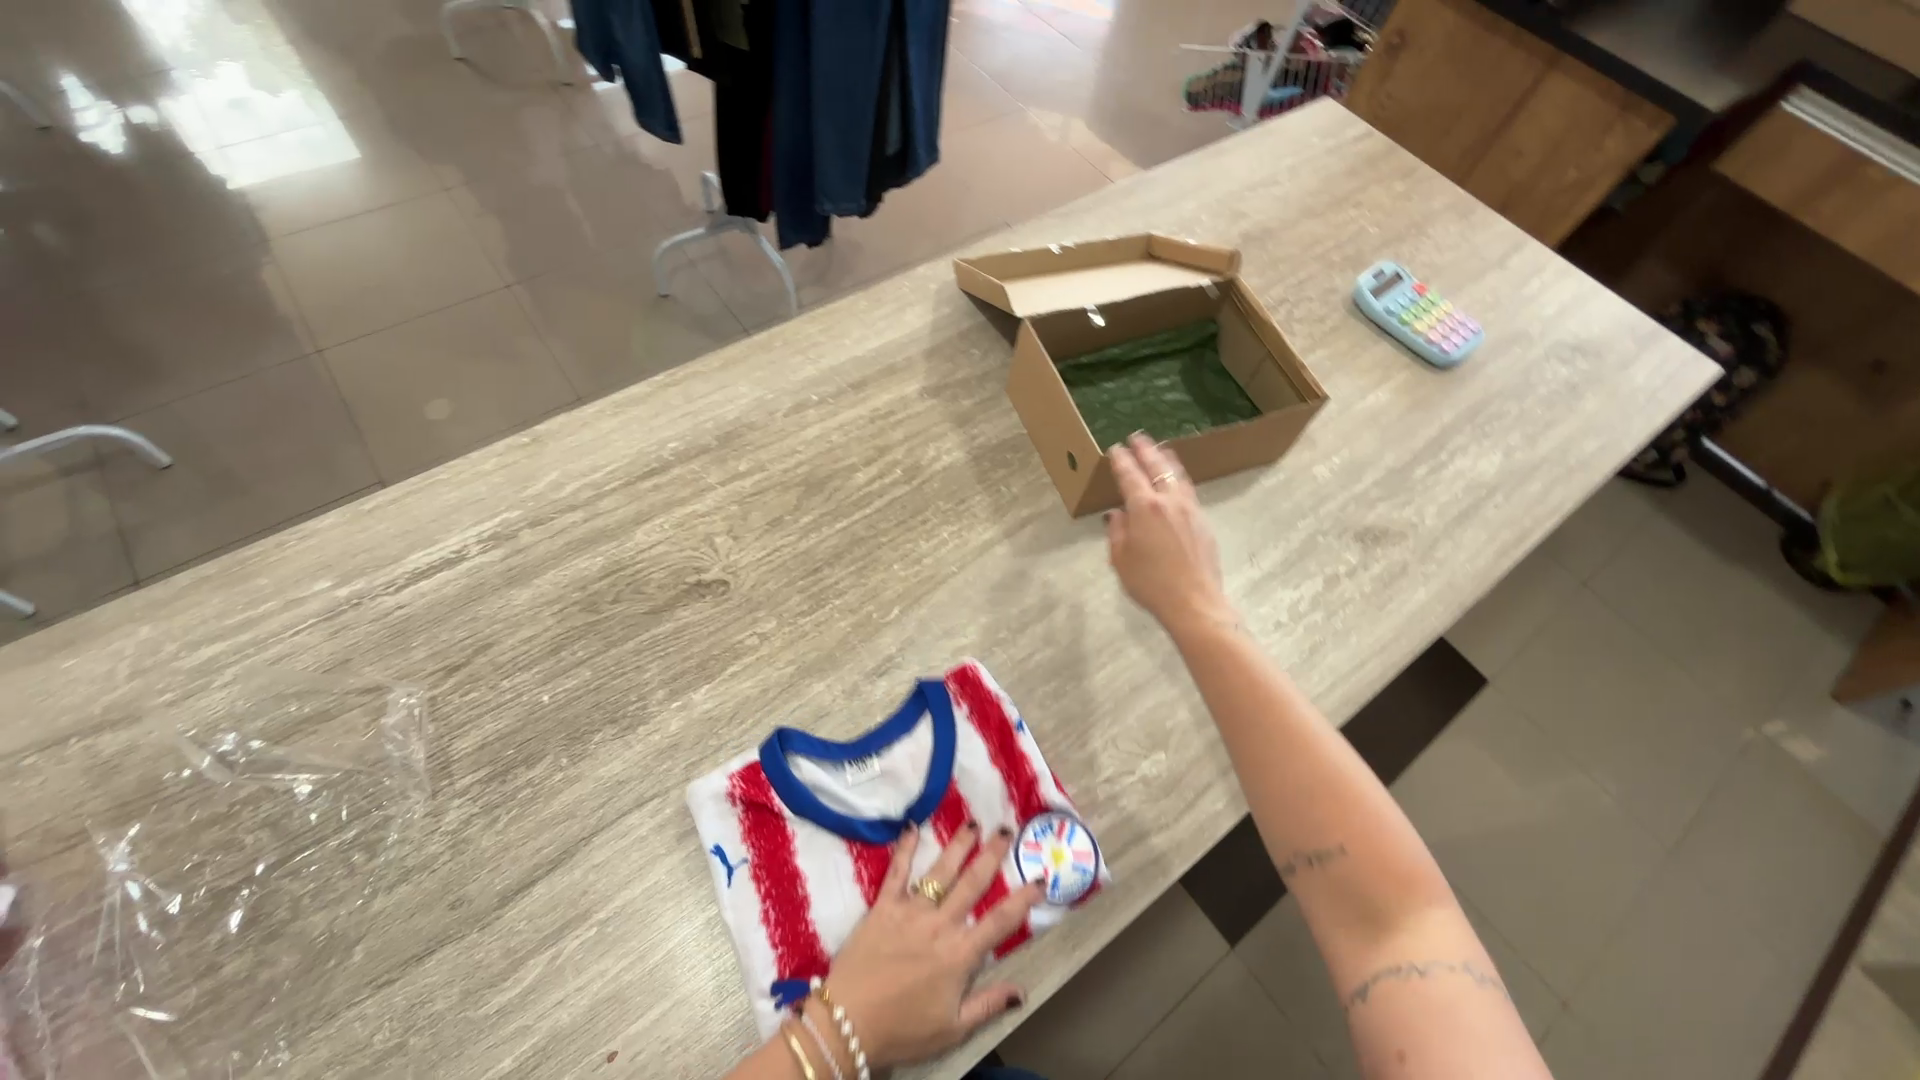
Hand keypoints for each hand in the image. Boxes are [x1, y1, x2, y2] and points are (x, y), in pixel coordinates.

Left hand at [820, 825, 1042, 1068]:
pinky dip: (904, 849)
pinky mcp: (883, 907)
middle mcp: (940, 925)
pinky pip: (896, 873)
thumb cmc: (903, 1029)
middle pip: (972, 884)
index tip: (1039, 878)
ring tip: (972, 823)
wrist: (847, 1023)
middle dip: (991, 855)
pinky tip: (911, 828)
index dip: (1023, 899)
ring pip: (940, 871)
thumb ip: (988, 1005)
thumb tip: (1022, 991)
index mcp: (960, 955)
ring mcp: (911, 912)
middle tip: (1005, 831)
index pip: (1000, 921)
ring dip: (958, 845)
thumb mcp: (953, 1029)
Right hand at [1105, 433, 1235, 633]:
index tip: (1115, 449)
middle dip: (1146, 451)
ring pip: (1177, 476)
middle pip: (1157, 468)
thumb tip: (1118, 514)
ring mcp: (1190, 510)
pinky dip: (1179, 478)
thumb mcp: (1121, 559)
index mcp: (1144, 508)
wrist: (1194, 601)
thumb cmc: (1150, 583)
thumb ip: (1118, 532)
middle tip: (1138, 438)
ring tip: (1162, 450)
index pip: (1130, 476)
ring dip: (1167, 460)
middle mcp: (1169, 501)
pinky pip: (1188, 490)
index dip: (1121, 461)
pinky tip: (1177, 481)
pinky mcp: (1203, 522)